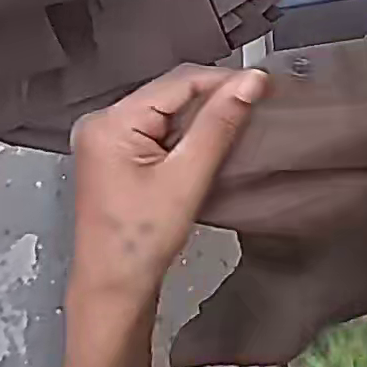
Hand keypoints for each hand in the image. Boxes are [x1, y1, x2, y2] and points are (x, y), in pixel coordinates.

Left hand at [67, 64, 268, 326]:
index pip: (178, 82)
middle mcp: (103, 122)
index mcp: (111, 122)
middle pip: (172, 91)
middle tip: (258, 101)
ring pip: (169, 108)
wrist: (114, 286)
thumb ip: (219, 123)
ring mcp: (108, 137)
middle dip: (215, 95)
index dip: (224, 80)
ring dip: (204, 114)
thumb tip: (250, 81)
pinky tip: (213, 139)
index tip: (263, 85)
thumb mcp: (187, 177)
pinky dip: (190, 130)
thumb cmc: (141, 241)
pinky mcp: (119, 153)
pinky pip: (161, 126)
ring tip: (242, 118)